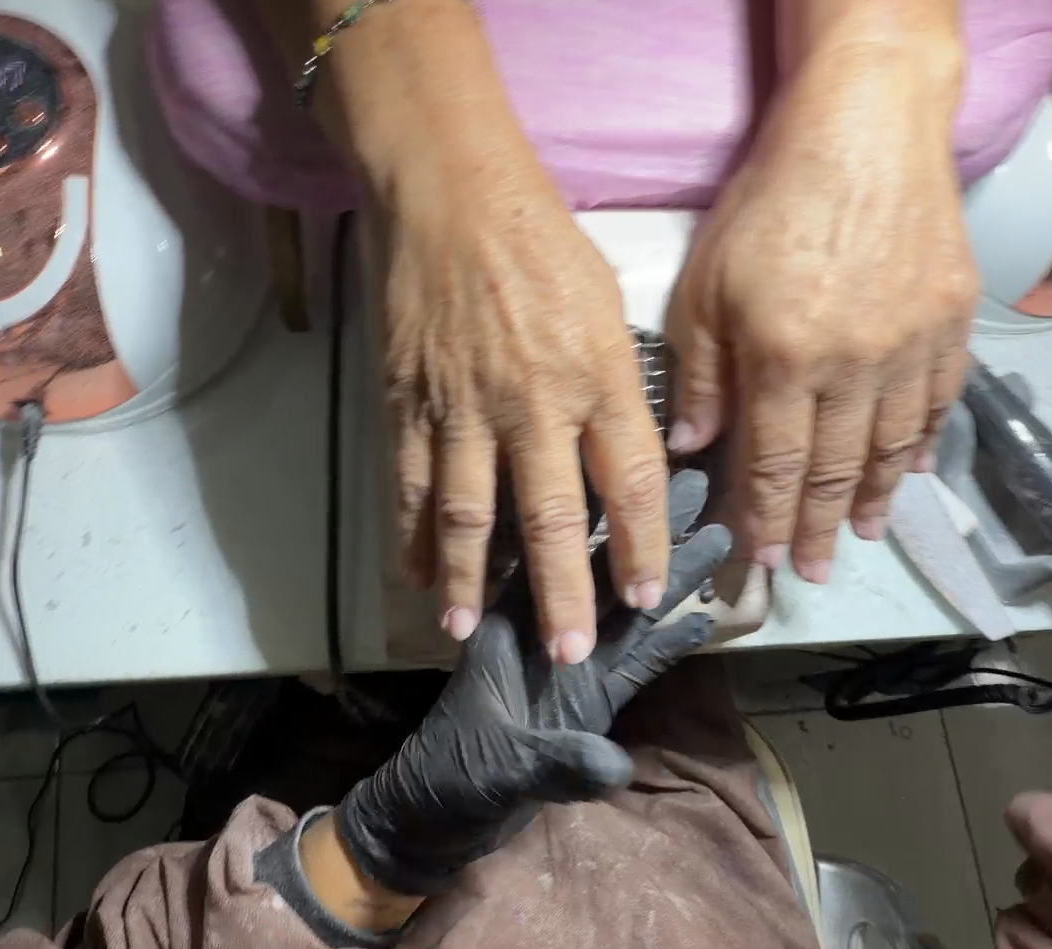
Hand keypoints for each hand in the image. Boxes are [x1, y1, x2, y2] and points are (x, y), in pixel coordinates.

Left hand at [336, 470, 730, 896]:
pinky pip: (635, 664)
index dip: (600, 515)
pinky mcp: (587, 702)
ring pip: (629, 611)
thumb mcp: (499, 767)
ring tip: (717, 538)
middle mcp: (547, 632)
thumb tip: (613, 763)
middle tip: (701, 486)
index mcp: (512, 627)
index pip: (560, 558)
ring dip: (669, 579)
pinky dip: (666, 643)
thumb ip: (554, 764)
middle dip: (649, 530)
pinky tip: (703, 619)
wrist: (440, 816)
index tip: (641, 473)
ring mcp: (571, 666)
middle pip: (606, 572)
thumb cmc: (452, 779)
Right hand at [376, 159, 668, 663]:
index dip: (639, 548)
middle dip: (559, 593)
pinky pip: (410, 483)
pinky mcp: (408, 403)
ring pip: (467, 514)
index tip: (643, 600)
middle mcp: (532, 404)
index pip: (628, 482)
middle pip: (550, 518)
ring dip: (468, 579)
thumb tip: (621, 458)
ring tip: (465, 630)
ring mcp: (463, 408)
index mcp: (595, 376)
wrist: (449, 193)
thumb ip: (618, 388)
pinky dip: (411, 535)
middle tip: (565, 653)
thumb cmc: (540, 241)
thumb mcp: (607, 306)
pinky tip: (414, 574)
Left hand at [666, 49, 976, 582]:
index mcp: (785, 361)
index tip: (768, 558)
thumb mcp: (706, 291)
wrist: (865, 127)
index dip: (771, 517)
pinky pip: (939, 400)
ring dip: (874, 498)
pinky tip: (911, 474)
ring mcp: (912, 343)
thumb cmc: (768, 207)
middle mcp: (855, 365)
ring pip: (890, 444)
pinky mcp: (952, 317)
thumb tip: (692, 447)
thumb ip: (702, 376)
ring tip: (863, 538)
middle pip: (835, 467)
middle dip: (821, 526)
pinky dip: (921, 444)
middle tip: (816, 573)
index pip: (776, 463)